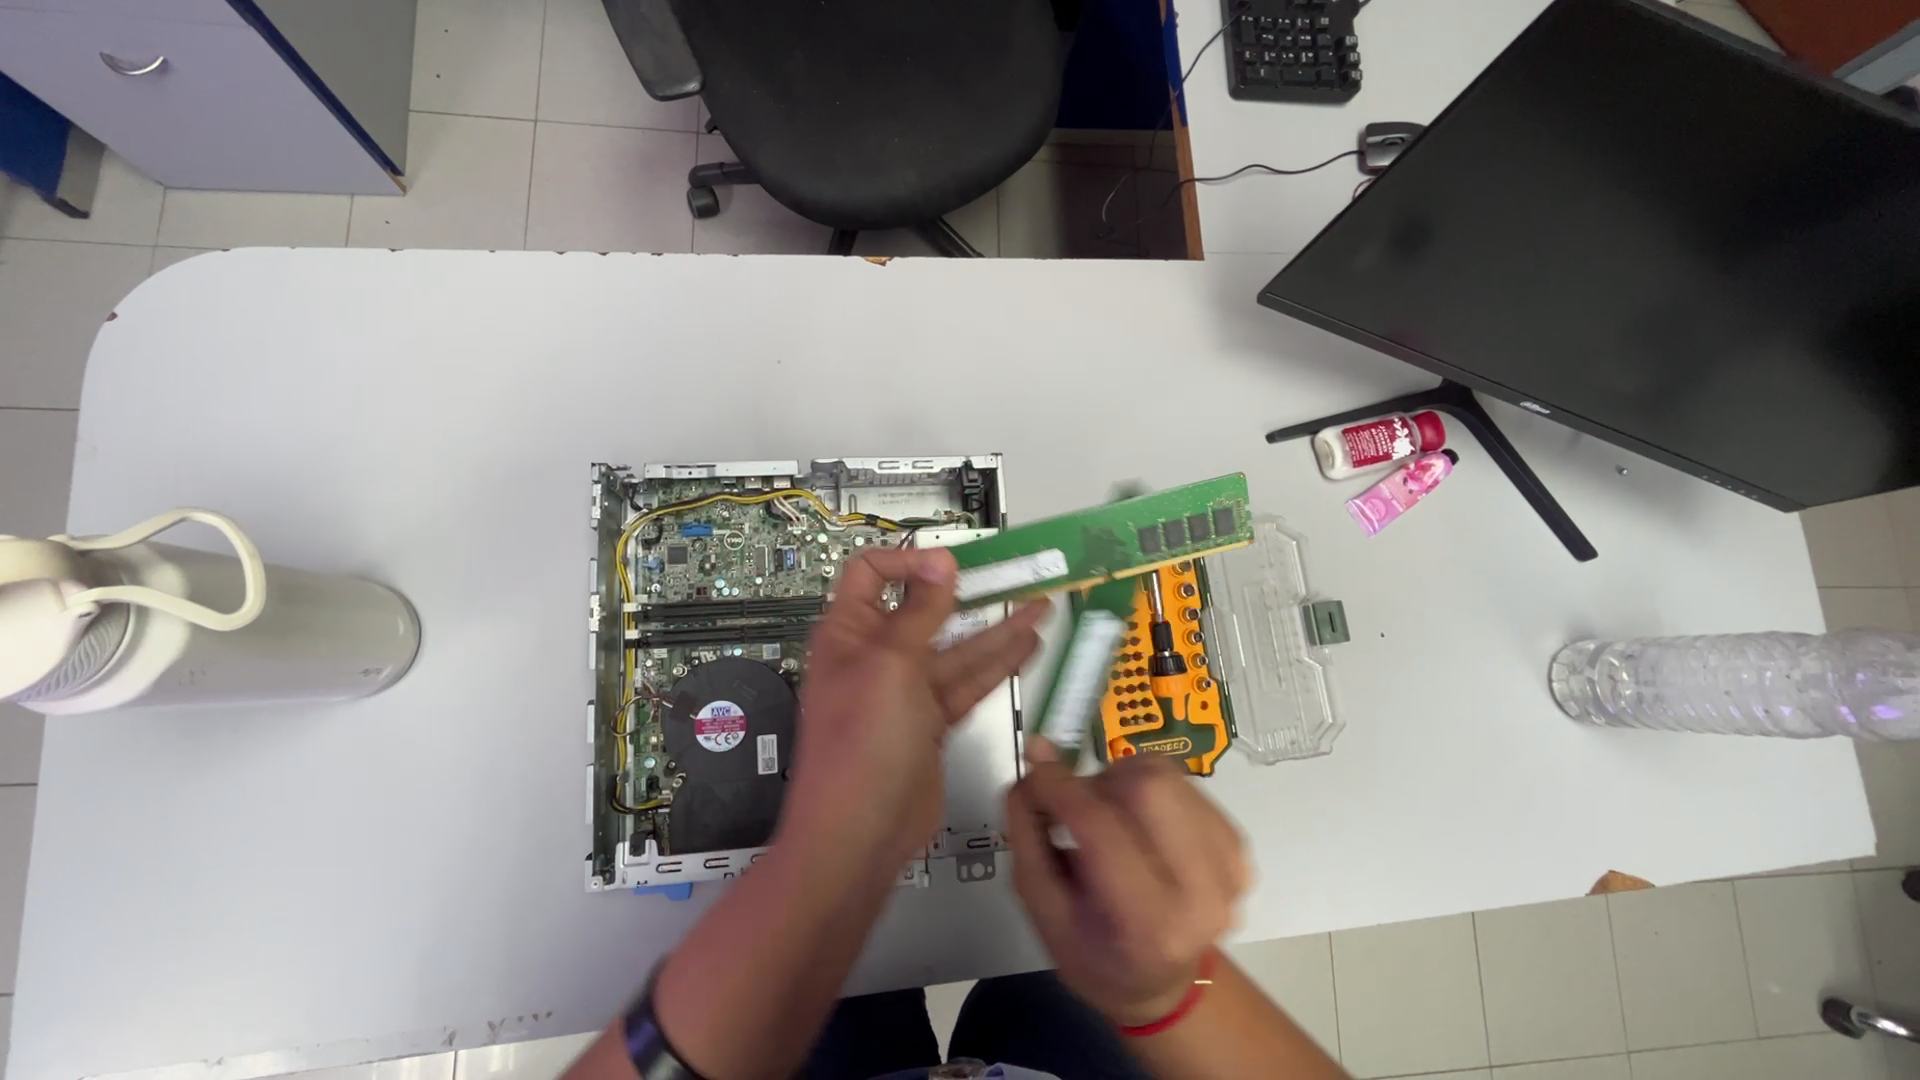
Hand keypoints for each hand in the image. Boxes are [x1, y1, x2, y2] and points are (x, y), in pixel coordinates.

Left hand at [782, 546, 1046, 868]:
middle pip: (925, 610)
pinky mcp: (931, 721)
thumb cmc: (859, 745)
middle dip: (967, 592)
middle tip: (1013, 576)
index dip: (910, 561)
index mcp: (850, 631)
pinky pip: (967, 683)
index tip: (952, 564)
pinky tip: (1025, 646)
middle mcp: (876, 655)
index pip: (872, 573)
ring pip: (957, 648)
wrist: (860, 832)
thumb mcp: (891, 664)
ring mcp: (906, 690)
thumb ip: (920, 611)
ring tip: (1038, 605)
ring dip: (997, 628)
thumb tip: (939, 561)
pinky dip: (997, 665)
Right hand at [1006, 740, 1250, 1024]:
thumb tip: (1037, 754)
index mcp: (1147, 924)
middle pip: (1148, 787)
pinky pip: (1185, 784)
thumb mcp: (1041, 909)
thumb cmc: (1092, 951)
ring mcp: (1229, 869)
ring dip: (1123, 779)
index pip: (1101, 828)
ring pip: (1167, 776)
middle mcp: (1202, 894)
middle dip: (1098, 780)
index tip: (1034, 761)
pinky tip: (1139, 820)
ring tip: (1107, 812)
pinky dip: (1150, 788)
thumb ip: (1028, 832)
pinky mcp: (1239, 847)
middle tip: (1076, 802)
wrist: (1163, 983)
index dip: (1060, 786)